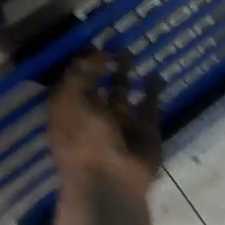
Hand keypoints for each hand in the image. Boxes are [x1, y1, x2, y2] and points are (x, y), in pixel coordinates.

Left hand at [48, 52, 162, 187]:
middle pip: (96, 87)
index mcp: (68, 113)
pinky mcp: (144, 133)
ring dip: (125, 76)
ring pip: (122, 96)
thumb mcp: (72, 101)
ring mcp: (120, 127)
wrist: (111, 183)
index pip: (72, 82)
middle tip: (114, 42)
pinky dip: (152, 93)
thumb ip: (80, 73)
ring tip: (130, 52)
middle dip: (102, 67)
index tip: (93, 41)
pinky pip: (149, 108)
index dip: (80, 63)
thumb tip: (91, 52)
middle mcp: (92, 119)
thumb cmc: (83, 140)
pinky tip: (156, 75)